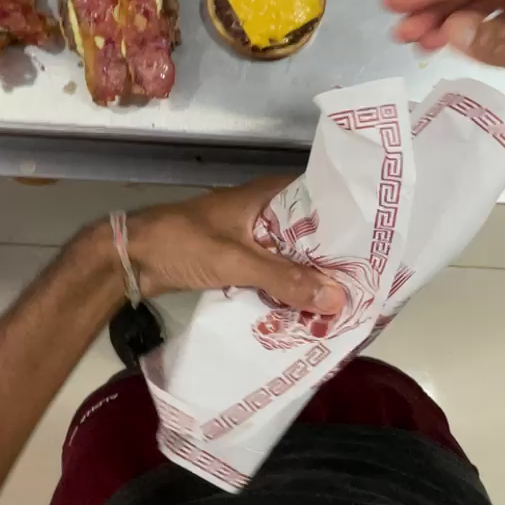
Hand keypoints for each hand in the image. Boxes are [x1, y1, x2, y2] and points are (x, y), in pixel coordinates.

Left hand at [123, 177, 346, 312]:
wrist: (129, 259)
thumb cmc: (182, 243)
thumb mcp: (237, 261)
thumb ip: (285, 279)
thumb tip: (337, 299)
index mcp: (269, 195)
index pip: (322, 202)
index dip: (348, 225)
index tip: (375, 251)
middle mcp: (265, 211)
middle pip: (309, 234)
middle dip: (332, 260)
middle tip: (365, 286)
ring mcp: (250, 236)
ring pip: (291, 256)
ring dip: (308, 277)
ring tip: (342, 303)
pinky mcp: (237, 258)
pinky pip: (272, 272)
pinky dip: (285, 287)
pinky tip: (303, 310)